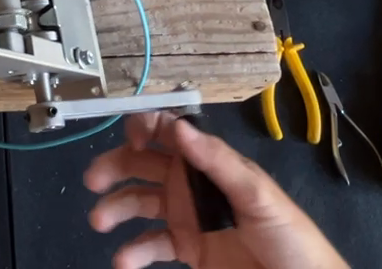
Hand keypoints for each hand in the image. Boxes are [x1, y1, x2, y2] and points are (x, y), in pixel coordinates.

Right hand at [84, 112, 346, 268]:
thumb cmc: (288, 235)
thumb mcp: (257, 194)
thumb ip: (216, 160)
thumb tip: (179, 127)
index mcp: (208, 161)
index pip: (169, 133)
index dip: (145, 127)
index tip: (128, 137)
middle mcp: (192, 182)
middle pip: (145, 164)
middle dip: (117, 166)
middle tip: (93, 179)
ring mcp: (188, 216)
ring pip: (142, 202)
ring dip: (117, 207)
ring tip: (99, 220)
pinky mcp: (188, 250)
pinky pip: (153, 244)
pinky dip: (133, 250)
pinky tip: (122, 260)